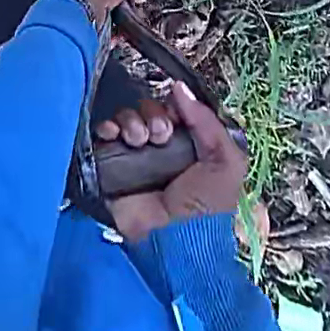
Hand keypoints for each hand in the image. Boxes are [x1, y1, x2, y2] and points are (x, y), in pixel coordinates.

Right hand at [100, 80, 244, 243]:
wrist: (168, 243)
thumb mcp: (226, 165)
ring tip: (138, 141)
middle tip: (159, 137)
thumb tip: (179, 87)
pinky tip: (114, 136)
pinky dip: (107, 127)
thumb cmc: (203, 208)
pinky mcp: (110, 163)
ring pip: (128, 117)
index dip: (175, 108)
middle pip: (150, 110)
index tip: (176, 119)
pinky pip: (104, 132)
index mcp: (189, 146)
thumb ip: (208, 122)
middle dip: (154, 116)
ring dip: (132, 122)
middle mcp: (160, 148)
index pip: (175, 110)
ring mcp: (133, 156)